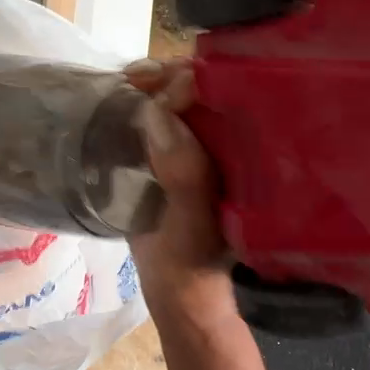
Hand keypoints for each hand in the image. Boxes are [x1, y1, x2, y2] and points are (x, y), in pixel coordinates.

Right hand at [124, 59, 232, 319]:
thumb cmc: (193, 262)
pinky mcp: (170, 160)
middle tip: (132, 76)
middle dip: (170, 76)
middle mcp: (228, 145)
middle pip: (203, 91)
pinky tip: (121, 101)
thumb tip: (159, 115)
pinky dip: (140, 106)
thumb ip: (184, 174)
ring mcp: (198, 151)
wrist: (177, 293)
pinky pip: (158, 122)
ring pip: (180, 103)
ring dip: (153, 87)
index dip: (195, 78)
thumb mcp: (193, 223)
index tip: (158, 81)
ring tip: (125, 81)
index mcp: (248, 154)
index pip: (229, 96)